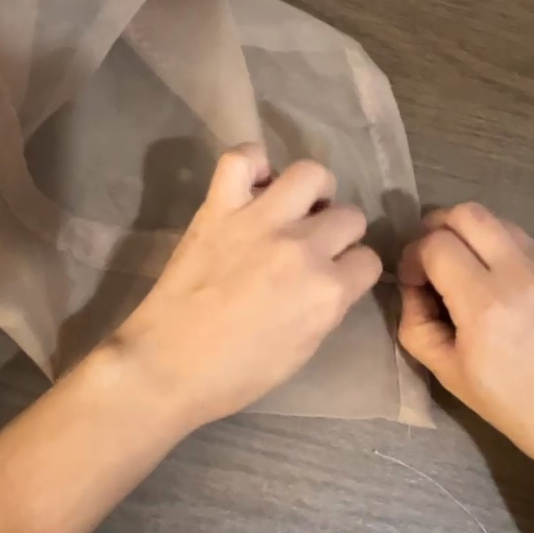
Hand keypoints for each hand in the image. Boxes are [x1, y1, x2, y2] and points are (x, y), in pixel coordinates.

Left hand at [104, 144, 381, 431]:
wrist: (166, 367)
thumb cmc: (236, 374)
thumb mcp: (302, 349)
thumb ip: (326, 306)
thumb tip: (331, 279)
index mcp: (328, 291)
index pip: (367, 260)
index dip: (352, 269)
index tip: (335, 275)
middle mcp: (302, 248)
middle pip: (348, 216)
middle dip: (338, 233)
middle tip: (312, 246)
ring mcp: (260, 221)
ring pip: (311, 174)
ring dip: (312, 191)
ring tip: (295, 207)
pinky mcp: (219, 208)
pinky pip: (242, 158)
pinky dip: (253, 163)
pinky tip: (254, 184)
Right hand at [396, 203, 533, 487]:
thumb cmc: (516, 409)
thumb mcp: (449, 374)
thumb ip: (416, 324)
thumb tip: (413, 288)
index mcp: (484, 303)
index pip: (434, 243)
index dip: (412, 255)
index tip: (412, 280)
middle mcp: (521, 273)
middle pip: (468, 213)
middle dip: (438, 225)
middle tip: (431, 255)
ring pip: (502, 223)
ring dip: (473, 236)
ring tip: (467, 270)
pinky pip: (530, 249)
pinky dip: (505, 257)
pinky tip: (508, 295)